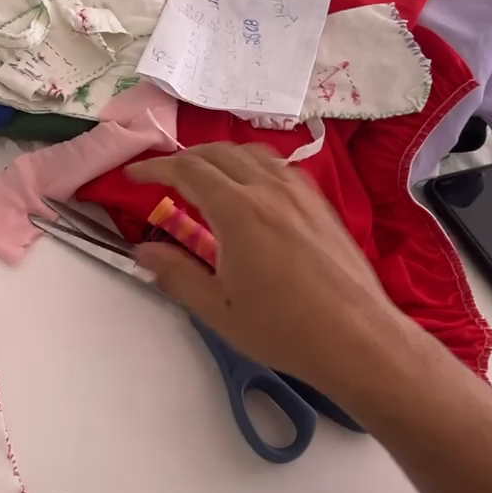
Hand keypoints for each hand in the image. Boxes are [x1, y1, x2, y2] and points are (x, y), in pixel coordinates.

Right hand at [128, 143, 428, 400]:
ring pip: (252, 154)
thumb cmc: (282, 328)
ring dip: (220, 156)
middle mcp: (268, 191)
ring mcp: (300, 194)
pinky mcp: (321, 205)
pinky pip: (279, 168)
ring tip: (204, 174)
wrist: (357, 339)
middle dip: (184, 158)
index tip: (134, 175)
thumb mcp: (216, 307)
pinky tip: (250, 188)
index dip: (155, 169)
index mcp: (237, 211)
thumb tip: (143, 250)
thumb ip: (176, 272)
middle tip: (163, 175)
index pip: (187, 171)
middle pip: (218, 153)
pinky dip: (252, 165)